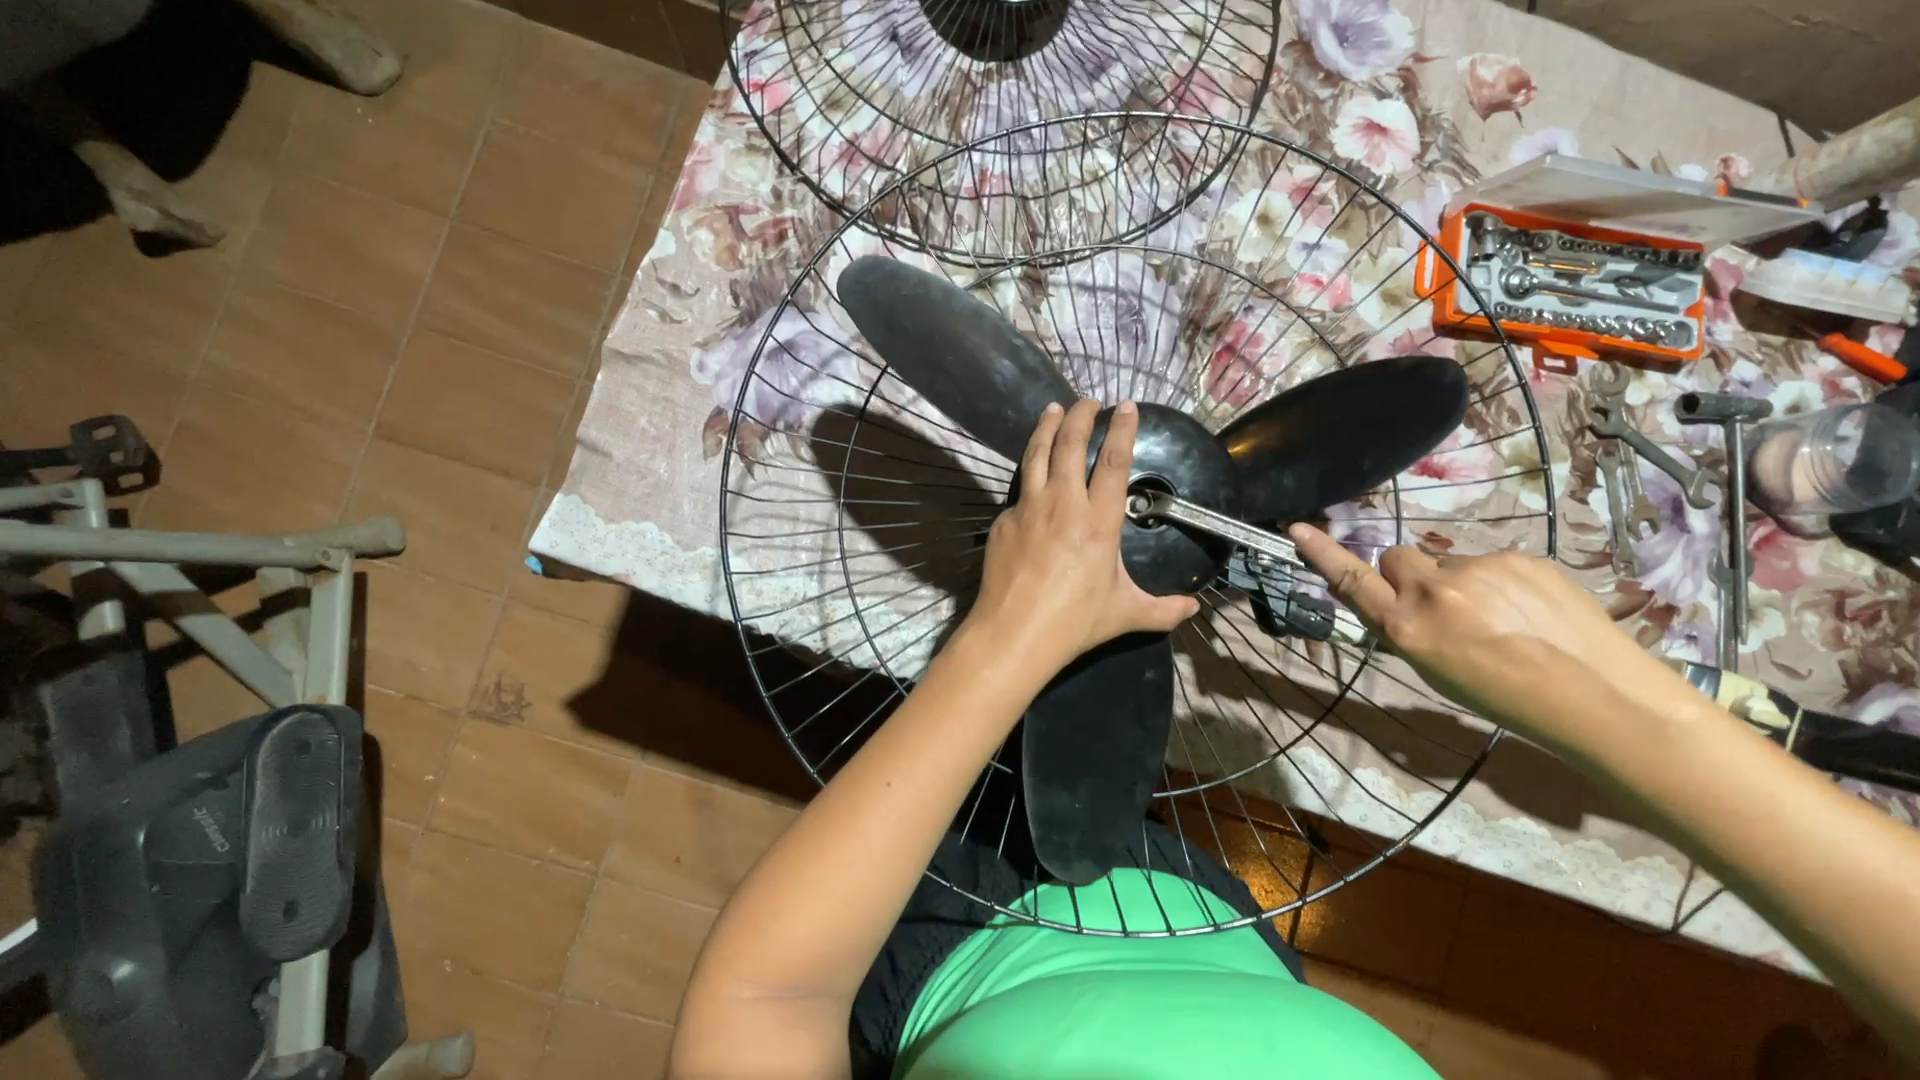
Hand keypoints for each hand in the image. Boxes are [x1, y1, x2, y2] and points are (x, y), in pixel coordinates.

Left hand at [962, 399, 1198, 677]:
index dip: (1121, 430)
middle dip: (1080, 416)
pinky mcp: (1003, 521)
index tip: (1125, 406)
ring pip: (1036, 455)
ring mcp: (1028, 509)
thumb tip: (1193, 610)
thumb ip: (1163, 610)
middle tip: (1087, 401)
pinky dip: (1028, 472)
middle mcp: (1062, 504)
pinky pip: (1018, 489)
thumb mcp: (1126, 615)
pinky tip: (1030, 470)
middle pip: (1069, 445)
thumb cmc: (1074, 622)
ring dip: (1046, 427)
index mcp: (1098, 522)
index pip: (1113, 462)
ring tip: (1052, 410)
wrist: (1014, 633)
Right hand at [1287, 523, 1696, 753]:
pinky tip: (1529, 611)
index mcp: (1408, 628)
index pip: (1352, 580)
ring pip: (1449, 561)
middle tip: (1438, 606)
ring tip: (1500, 618)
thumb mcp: (1437, 670)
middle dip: (1407, 575)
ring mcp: (1479, 568)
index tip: (1297, 528)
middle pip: (1398, 558)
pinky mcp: (1521, 557)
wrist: (1598, 695)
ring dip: (1459, 581)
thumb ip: (1410, 629)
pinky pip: (1492, 561)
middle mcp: (1434, 591)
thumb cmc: (1506, 699)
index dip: (1322, 553)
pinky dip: (1500, 581)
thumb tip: (1405, 603)